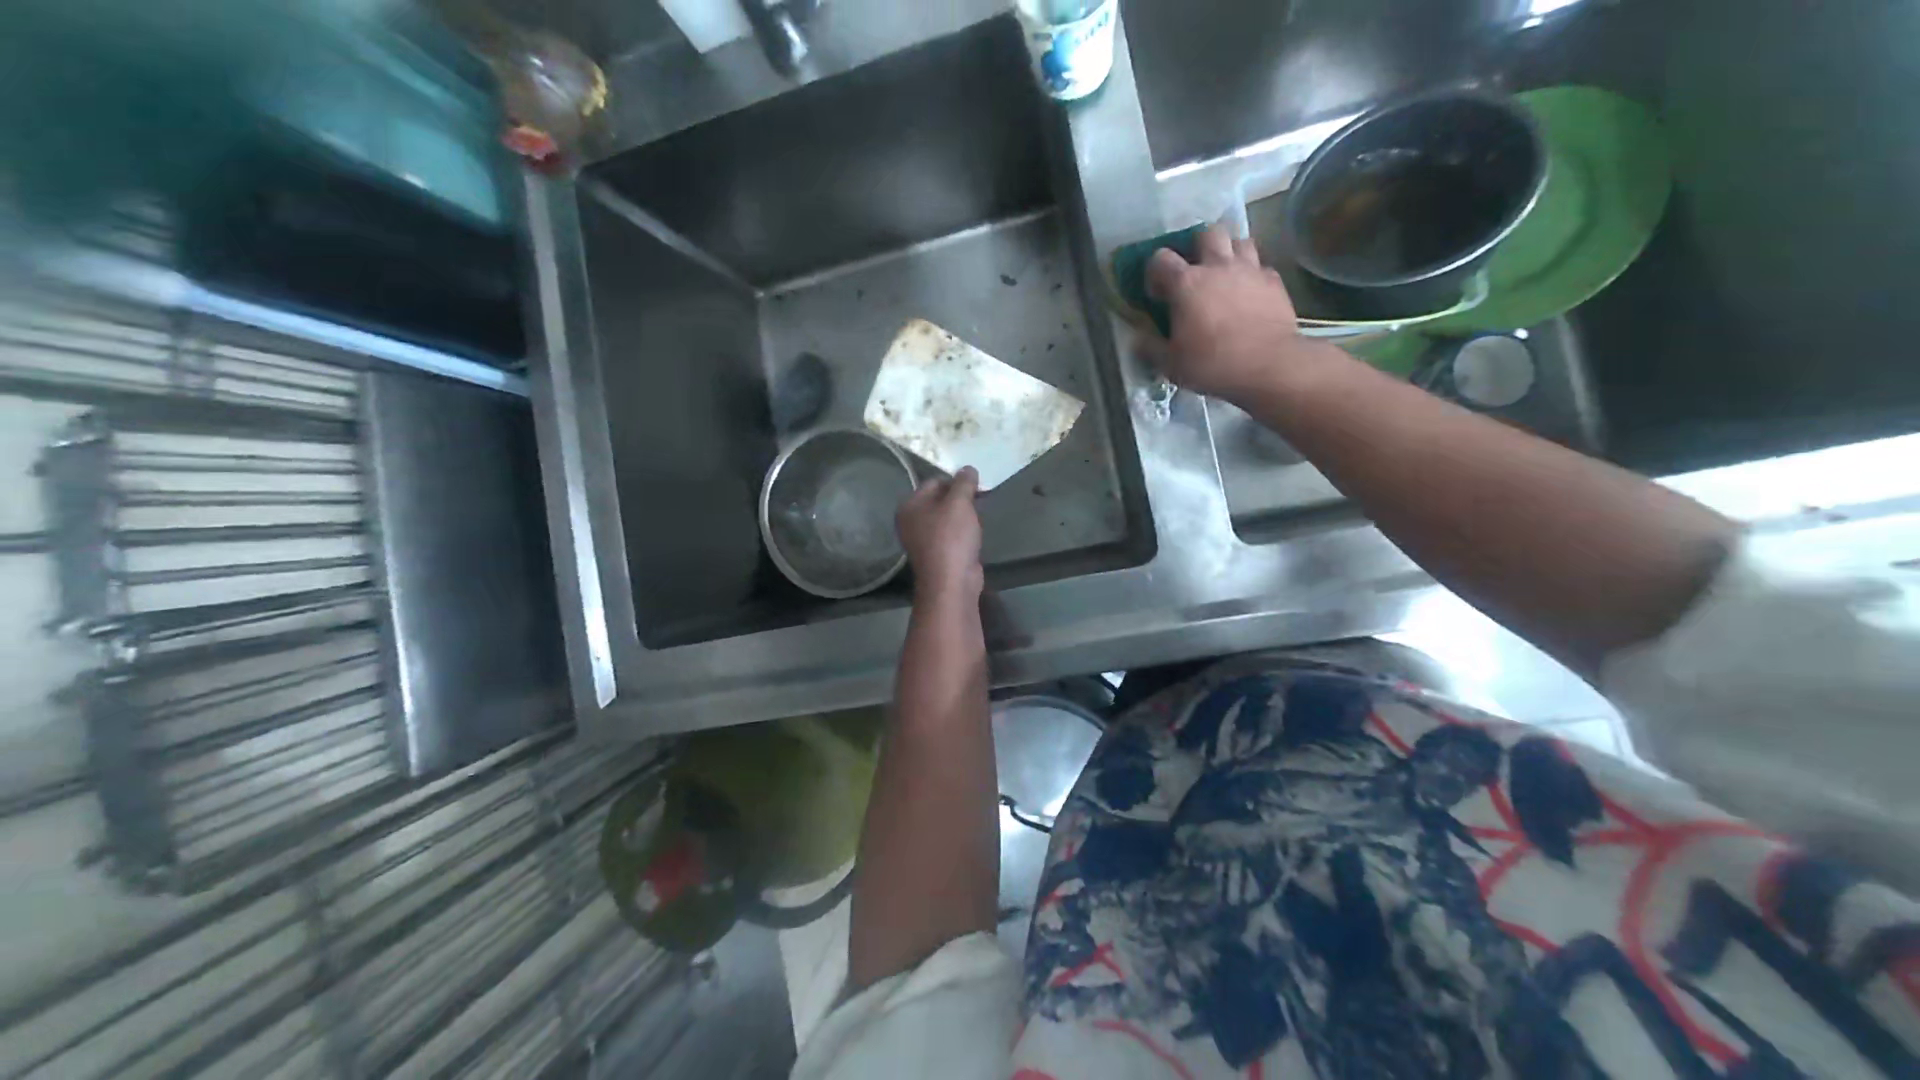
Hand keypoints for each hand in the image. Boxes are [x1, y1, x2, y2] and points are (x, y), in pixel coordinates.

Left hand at [896, 466, 982, 601]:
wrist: (951, 582)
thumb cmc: (951, 537)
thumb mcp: (959, 502)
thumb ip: (964, 482)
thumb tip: (968, 469)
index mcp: (909, 505)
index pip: (934, 481)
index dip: (957, 481)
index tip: (977, 486)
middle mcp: (910, 521)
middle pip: (939, 499)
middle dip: (961, 498)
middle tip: (980, 500)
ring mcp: (922, 539)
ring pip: (946, 518)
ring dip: (963, 516)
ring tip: (978, 518)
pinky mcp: (936, 554)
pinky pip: (950, 535)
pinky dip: (962, 532)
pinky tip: (974, 535)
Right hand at [1144, 225, 1343, 406]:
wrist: (1267, 365)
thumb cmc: (1212, 364)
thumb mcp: (1171, 364)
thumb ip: (1151, 348)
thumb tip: (1140, 340)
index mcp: (1186, 283)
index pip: (1161, 258)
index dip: (1155, 272)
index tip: (1158, 293)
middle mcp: (1217, 266)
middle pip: (1208, 233)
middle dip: (1199, 246)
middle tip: (1196, 270)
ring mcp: (1250, 270)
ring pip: (1240, 241)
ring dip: (1230, 253)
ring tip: (1225, 274)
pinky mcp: (1275, 282)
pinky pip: (1262, 267)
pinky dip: (1253, 275)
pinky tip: (1250, 292)